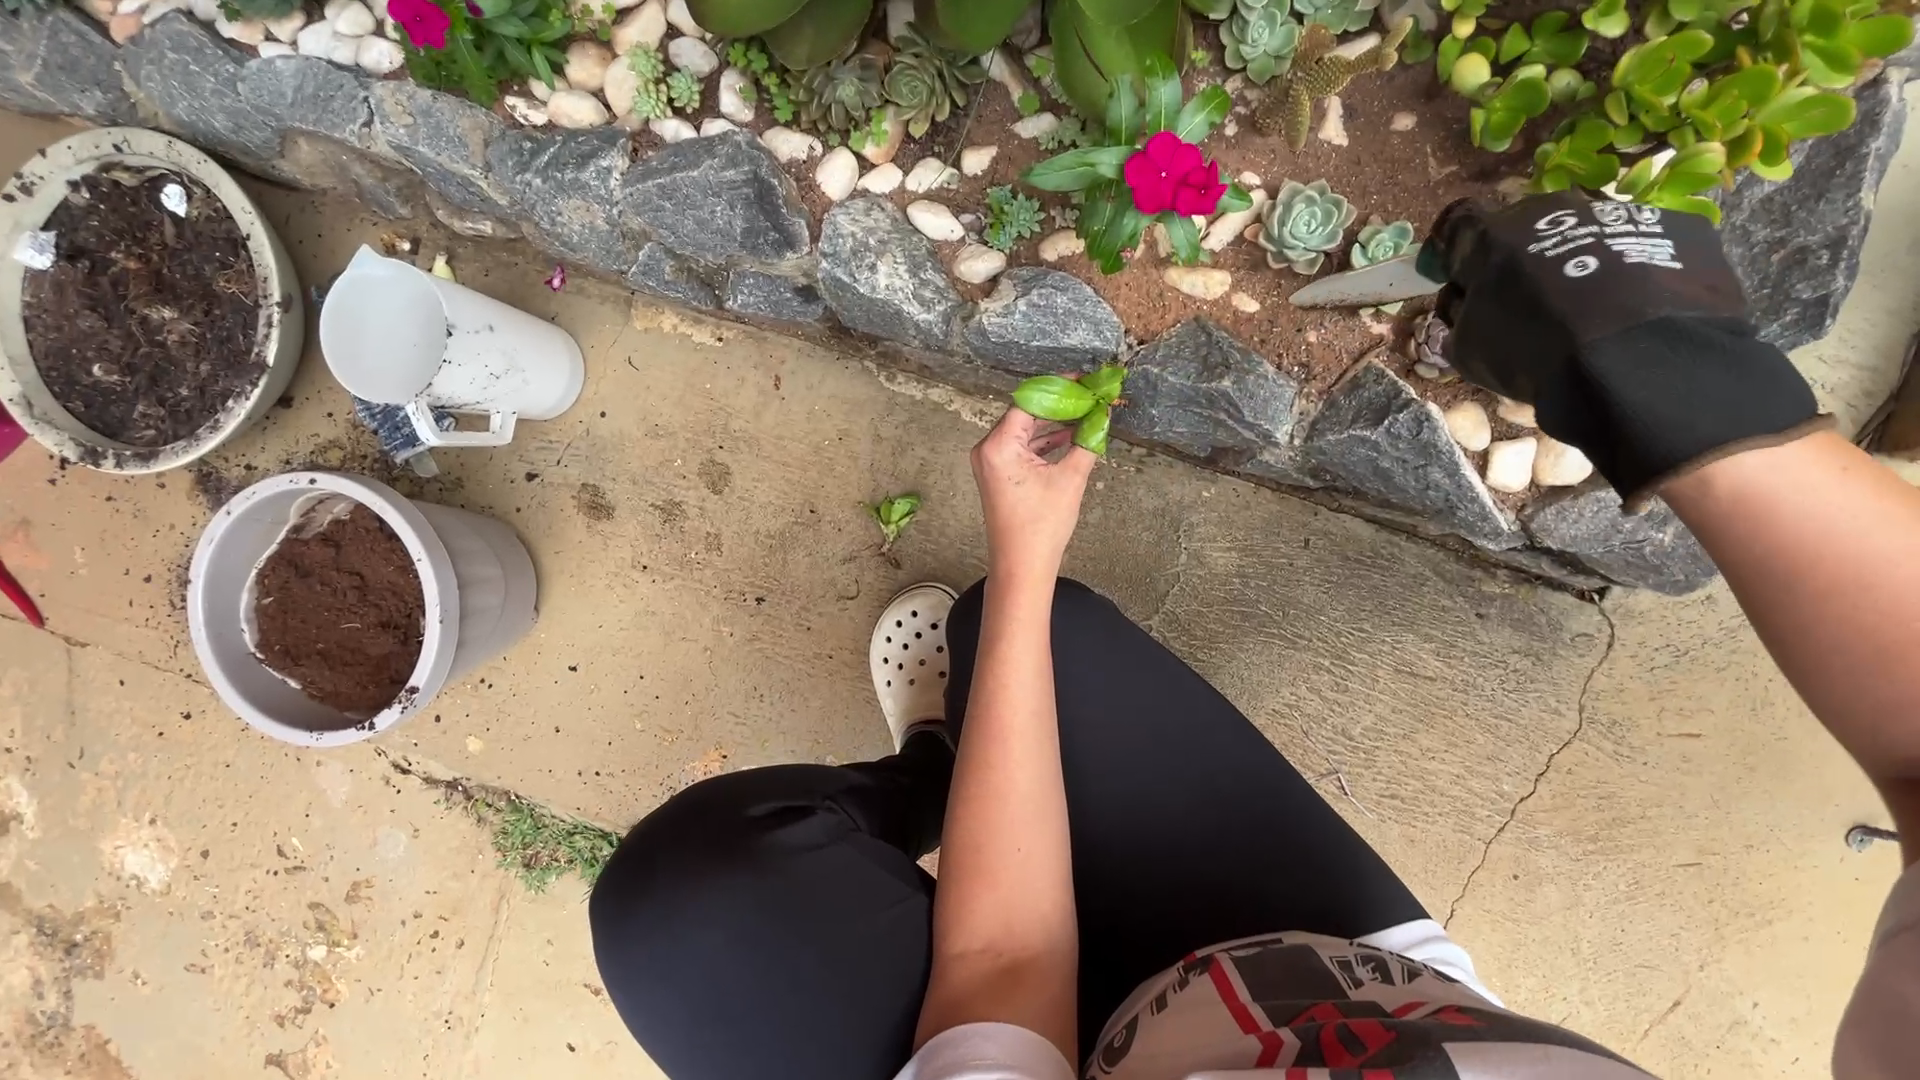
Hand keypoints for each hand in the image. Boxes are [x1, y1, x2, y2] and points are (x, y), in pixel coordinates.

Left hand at [971, 404, 1096, 581]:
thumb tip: (1101, 417)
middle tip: (1089, 396)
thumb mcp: (1070, 478)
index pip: (1030, 401)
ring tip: (1085, 412)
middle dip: (1060, 404)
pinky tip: (1070, 436)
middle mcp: (988, 449)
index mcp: (998, 445)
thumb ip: (1087, 441)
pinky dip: (1045, 441)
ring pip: (1026, 430)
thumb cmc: (1039, 529)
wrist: (1022, 566)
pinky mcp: (999, 474)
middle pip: (1026, 413)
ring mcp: (991, 462)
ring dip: (1054, 423)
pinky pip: (1023, 447)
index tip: (1083, 382)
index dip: (1059, 388)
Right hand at [1427, 192, 1823, 506]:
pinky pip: (1638, 244)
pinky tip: (1633, 303)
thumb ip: (1460, 315)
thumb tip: (1466, 301)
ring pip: (1585, 229)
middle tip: (1524, 293)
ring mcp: (1618, 211)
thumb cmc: (1532, 351)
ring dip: (1576, 256)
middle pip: (1526, 223)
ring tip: (1587, 302)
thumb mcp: (1468, 347)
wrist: (1638, 357)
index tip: (1460, 276)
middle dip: (1519, 253)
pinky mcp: (1677, 225)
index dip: (1456, 253)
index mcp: (1493, 235)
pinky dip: (1628, 268)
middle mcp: (1553, 208)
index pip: (1458, 226)